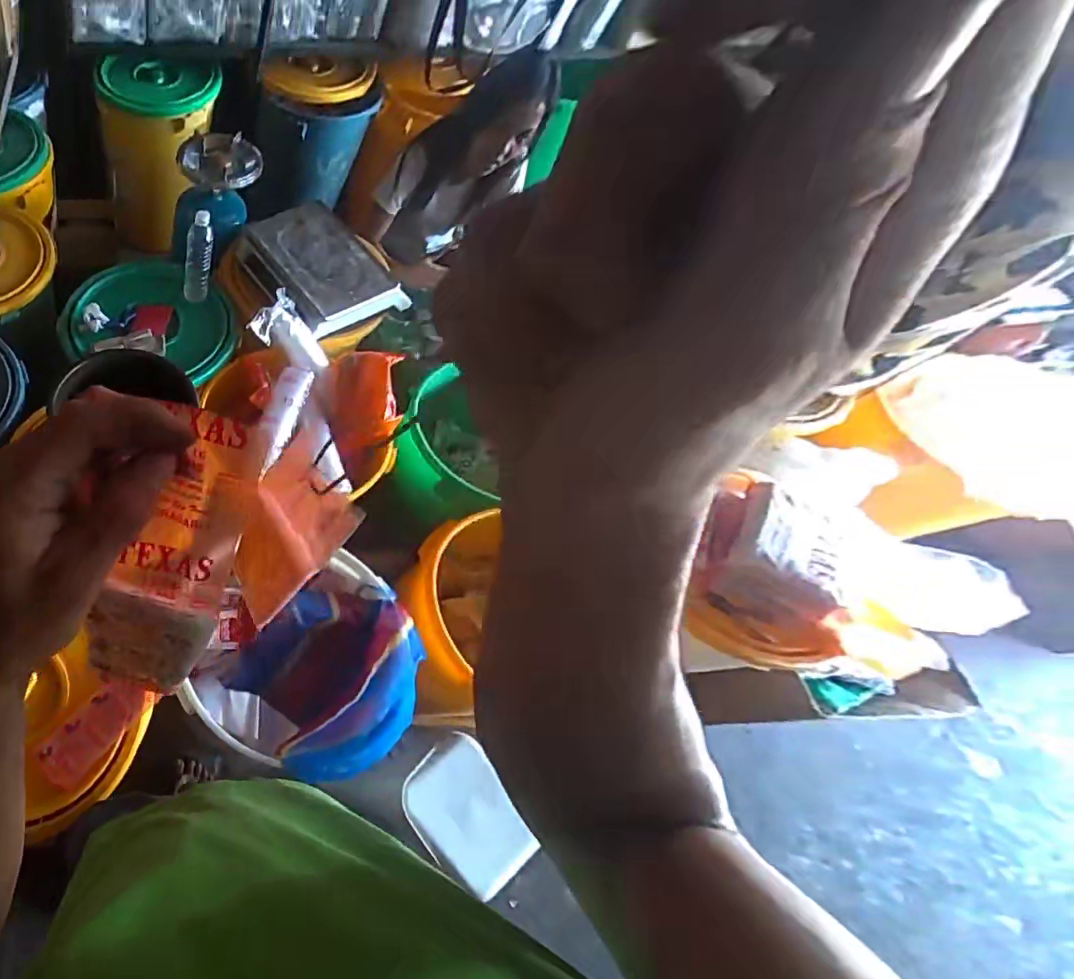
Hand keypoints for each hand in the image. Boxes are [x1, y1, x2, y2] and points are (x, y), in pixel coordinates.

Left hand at [0, 390, 192, 681]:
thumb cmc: (28, 625)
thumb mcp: (81, 577)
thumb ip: (121, 513)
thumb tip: (163, 457)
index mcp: (15, 484)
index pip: (83, 424)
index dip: (141, 419)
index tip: (189, 438)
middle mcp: (6, 467)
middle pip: (78, 420)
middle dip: (136, 425)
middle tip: (184, 449)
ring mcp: (8, 477)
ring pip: (74, 435)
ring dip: (122, 440)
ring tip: (167, 460)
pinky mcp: (17, 492)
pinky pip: (65, 459)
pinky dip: (103, 461)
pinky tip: (130, 478)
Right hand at [434, 0, 1069, 505]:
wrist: (568, 487)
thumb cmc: (678, 431)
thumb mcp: (762, 329)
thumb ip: (829, 184)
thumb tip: (938, 8)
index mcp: (853, 160)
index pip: (863, 10)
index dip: (767, 6)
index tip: (672, 41)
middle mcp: (735, 156)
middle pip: (658, 81)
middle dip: (602, 203)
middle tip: (607, 306)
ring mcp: (623, 197)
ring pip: (552, 168)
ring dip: (543, 272)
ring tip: (574, 337)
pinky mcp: (536, 238)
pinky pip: (485, 234)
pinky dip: (490, 303)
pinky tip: (522, 344)